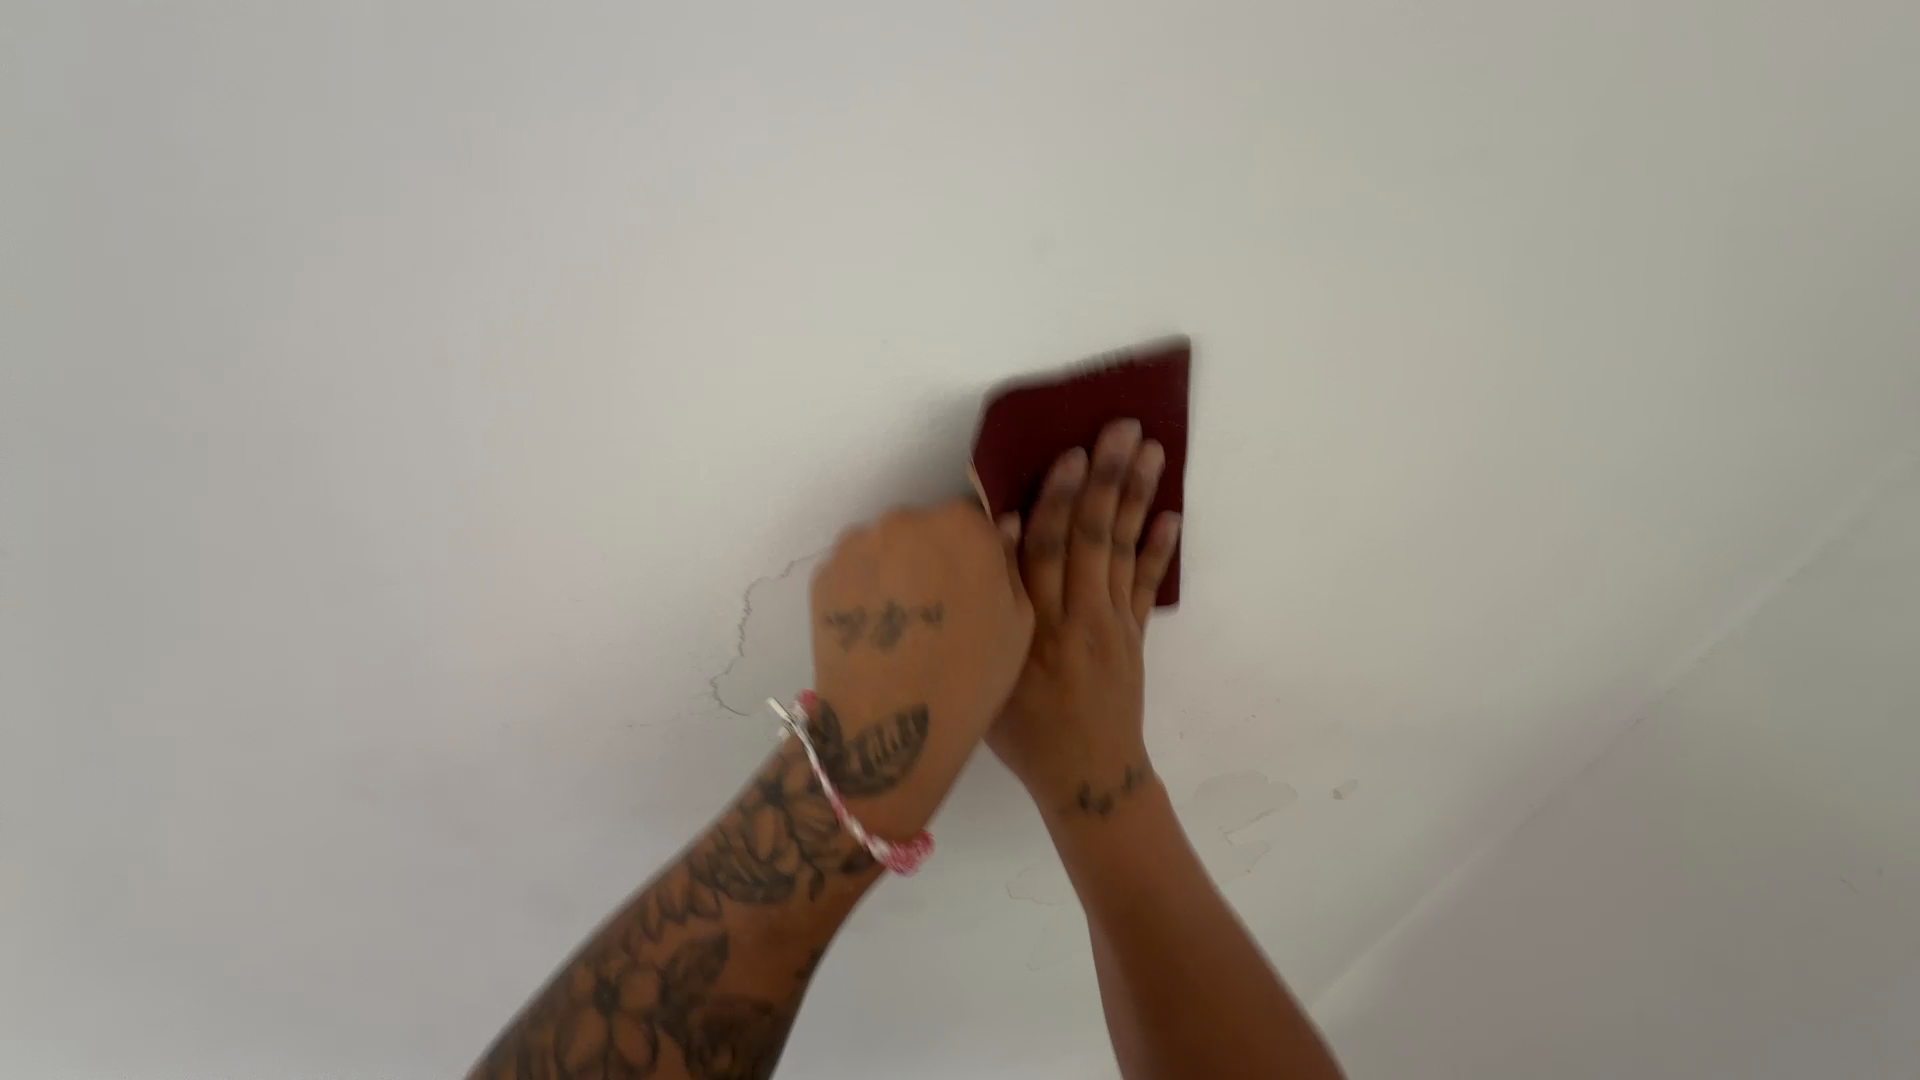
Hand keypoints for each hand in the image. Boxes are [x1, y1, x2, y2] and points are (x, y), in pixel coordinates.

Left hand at [809, 501, 1033, 835]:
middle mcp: (906, 520)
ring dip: (894, 571)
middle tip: (936, 610)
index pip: (972, 520)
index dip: (975, 553)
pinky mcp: (824, 574)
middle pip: (924, 528)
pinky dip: (863, 592)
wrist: (890, 723)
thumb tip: (1003, 527)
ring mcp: (859, 545)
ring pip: (885, 547)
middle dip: (931, 557)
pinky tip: (873, 632)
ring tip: (900, 626)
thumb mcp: (1018, 621)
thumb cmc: (971, 675)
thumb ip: (1010, 562)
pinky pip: (854, 572)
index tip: (972, 587)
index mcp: (962, 525)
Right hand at [987, 419, 1181, 818]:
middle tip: (1121, 429)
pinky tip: (1171, 514)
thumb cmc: (1024, 733)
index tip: (1069, 455)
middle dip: (1105, 480)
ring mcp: (1114, 625)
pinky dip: (1159, 549)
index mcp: (1036, 629)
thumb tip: (1000, 542)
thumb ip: (993, 613)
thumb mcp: (989, 682)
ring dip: (1136, 498)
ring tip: (1151, 451)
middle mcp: (1079, 618)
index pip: (1045, 554)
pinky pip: (1147, 585)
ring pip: (1123, 551)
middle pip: (1091, 539)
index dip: (1057, 502)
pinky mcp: (1135, 636)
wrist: (1089, 779)